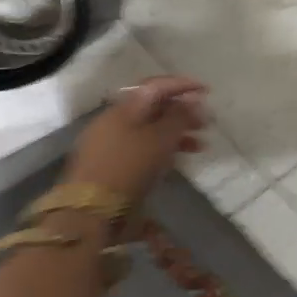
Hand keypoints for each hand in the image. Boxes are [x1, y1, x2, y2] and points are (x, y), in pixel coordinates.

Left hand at [61, 76, 209, 206]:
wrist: (89, 210)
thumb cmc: (130, 166)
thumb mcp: (163, 138)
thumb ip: (180, 116)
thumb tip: (193, 99)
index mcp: (124, 109)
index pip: (156, 86)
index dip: (183, 85)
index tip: (207, 92)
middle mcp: (113, 121)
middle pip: (153, 108)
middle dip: (182, 113)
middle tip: (206, 123)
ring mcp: (108, 143)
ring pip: (148, 130)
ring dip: (176, 133)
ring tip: (198, 147)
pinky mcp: (108, 164)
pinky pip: (140, 147)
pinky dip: (161, 149)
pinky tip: (175, 161)